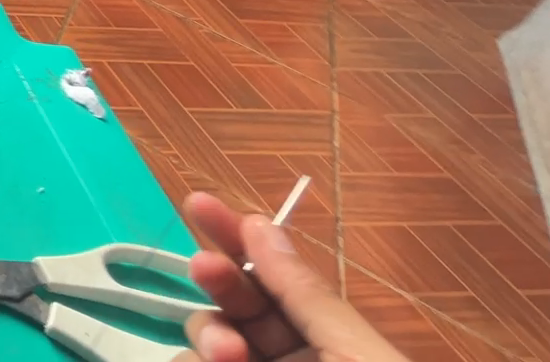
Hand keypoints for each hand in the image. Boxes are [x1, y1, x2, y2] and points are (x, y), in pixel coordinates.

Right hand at [179, 192, 407, 361]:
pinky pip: (186, 361)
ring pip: (205, 333)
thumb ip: (309, 297)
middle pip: (232, 299)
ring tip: (227, 357)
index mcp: (333, 342)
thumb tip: (260, 223)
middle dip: (217, 280)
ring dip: (207, 335)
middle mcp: (289, 355)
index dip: (238, 238)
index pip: (275, 277)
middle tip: (206, 267)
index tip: (200, 203)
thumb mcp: (362, 358)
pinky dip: (192, 360)